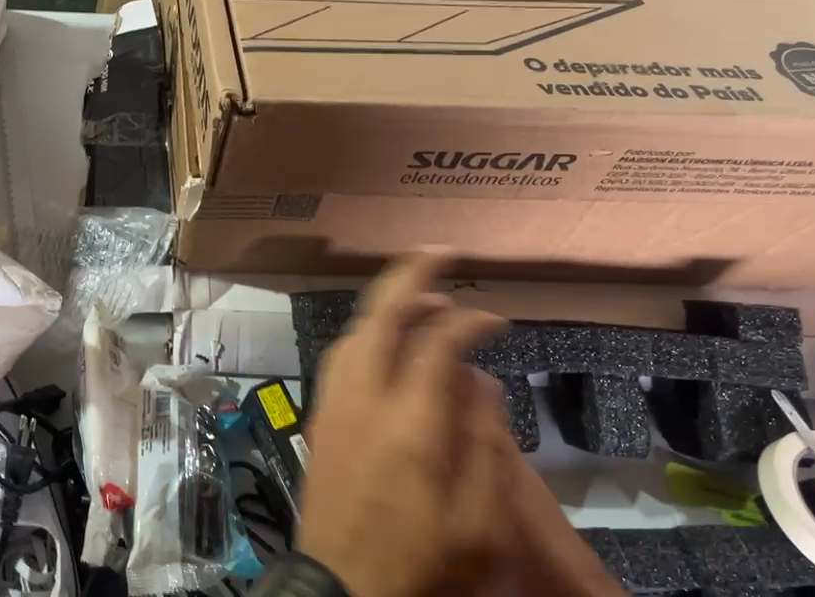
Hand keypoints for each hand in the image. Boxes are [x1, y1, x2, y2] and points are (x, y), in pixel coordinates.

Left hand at [296, 255, 513, 596]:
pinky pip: (339, 357)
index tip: (496, 318)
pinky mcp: (318, 420)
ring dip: (385, 305)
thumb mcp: (480, 529)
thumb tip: (482, 380)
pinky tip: (383, 342)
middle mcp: (362, 400)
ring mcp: (333, 406)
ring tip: (421, 297)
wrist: (341, 595)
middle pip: (380, 317)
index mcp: (409, 425)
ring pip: (353, 332)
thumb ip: (485, 448)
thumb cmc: (423, 569)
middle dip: (411, 276)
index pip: (437, 345)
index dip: (468, 322)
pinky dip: (365, 333)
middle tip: (440, 252)